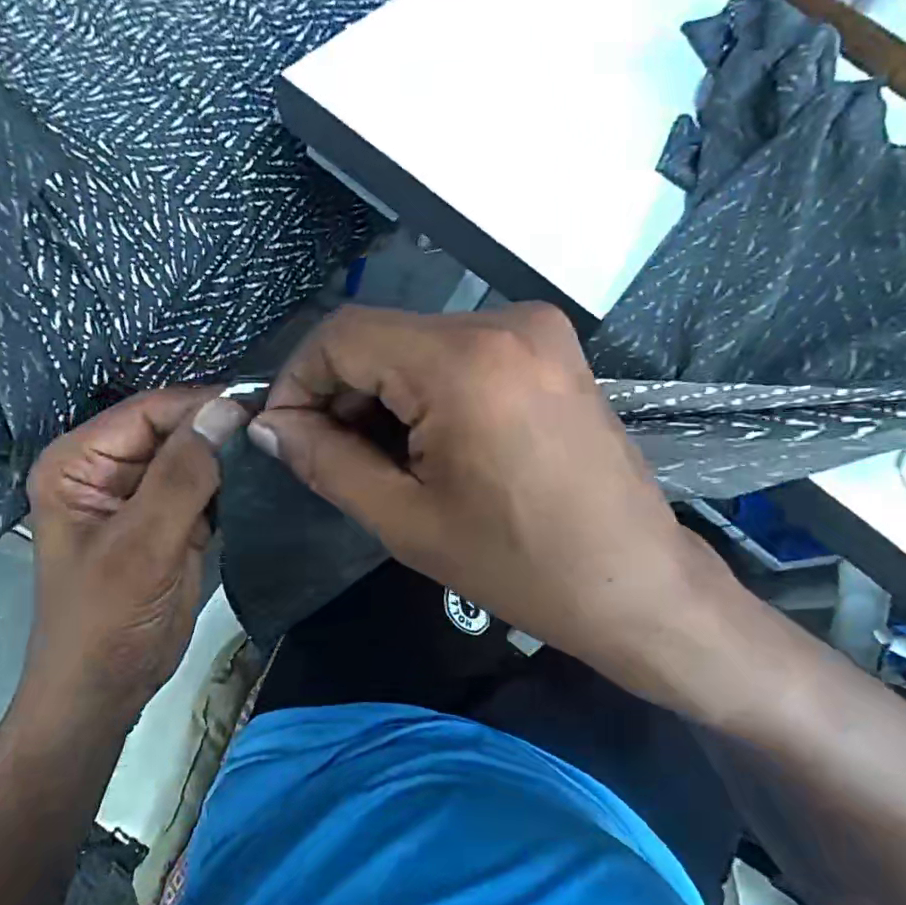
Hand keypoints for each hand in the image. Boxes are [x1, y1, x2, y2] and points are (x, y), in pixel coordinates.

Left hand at [19, 387, 248, 727]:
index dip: (203, 405)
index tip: (265, 407)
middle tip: (281, 431)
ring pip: (195, 457)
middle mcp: (108, 470)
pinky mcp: (172, 521)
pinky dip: (235, 485)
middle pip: (174, 430)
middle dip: (222, 429)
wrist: (107, 687)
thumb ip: (183, 475)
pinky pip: (207, 488)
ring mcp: (143, 497)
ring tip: (281, 452)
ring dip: (233, 456)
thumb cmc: (107, 618)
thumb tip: (228, 408)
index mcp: (79, 462)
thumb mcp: (143, 544)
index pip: (148, 412)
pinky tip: (267, 481)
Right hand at [248, 304, 721, 681]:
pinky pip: (470, 355)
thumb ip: (328, 462)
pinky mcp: (558, 352)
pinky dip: (437, 391)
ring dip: (392, 395)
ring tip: (391, 463)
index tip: (288, 435)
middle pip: (387, 337)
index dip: (300, 381)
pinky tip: (439, 445)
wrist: (633, 581)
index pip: (343, 335)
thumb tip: (272, 427)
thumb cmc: (520, 565)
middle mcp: (505, 323)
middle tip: (337, 460)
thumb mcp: (408, 520)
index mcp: (464, 361)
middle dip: (347, 394)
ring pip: (426, 346)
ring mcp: (541, 332)